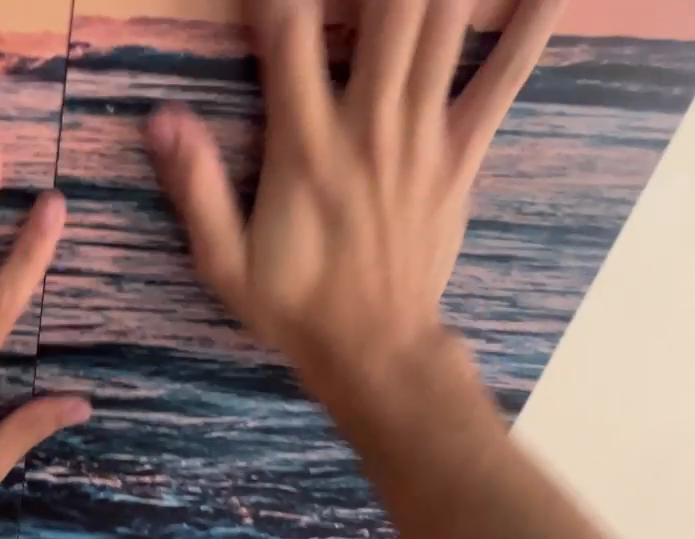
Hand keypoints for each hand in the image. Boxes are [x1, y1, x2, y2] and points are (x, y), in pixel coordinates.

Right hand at [144, 0, 564, 405]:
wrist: (373, 349)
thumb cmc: (292, 307)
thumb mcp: (224, 263)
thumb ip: (197, 188)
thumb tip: (162, 120)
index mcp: (305, 150)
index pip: (290, 36)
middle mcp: (369, 125)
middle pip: (385, 8)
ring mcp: (424, 135)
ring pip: (445, 22)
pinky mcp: (463, 152)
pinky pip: (506, 73)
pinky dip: (532, 20)